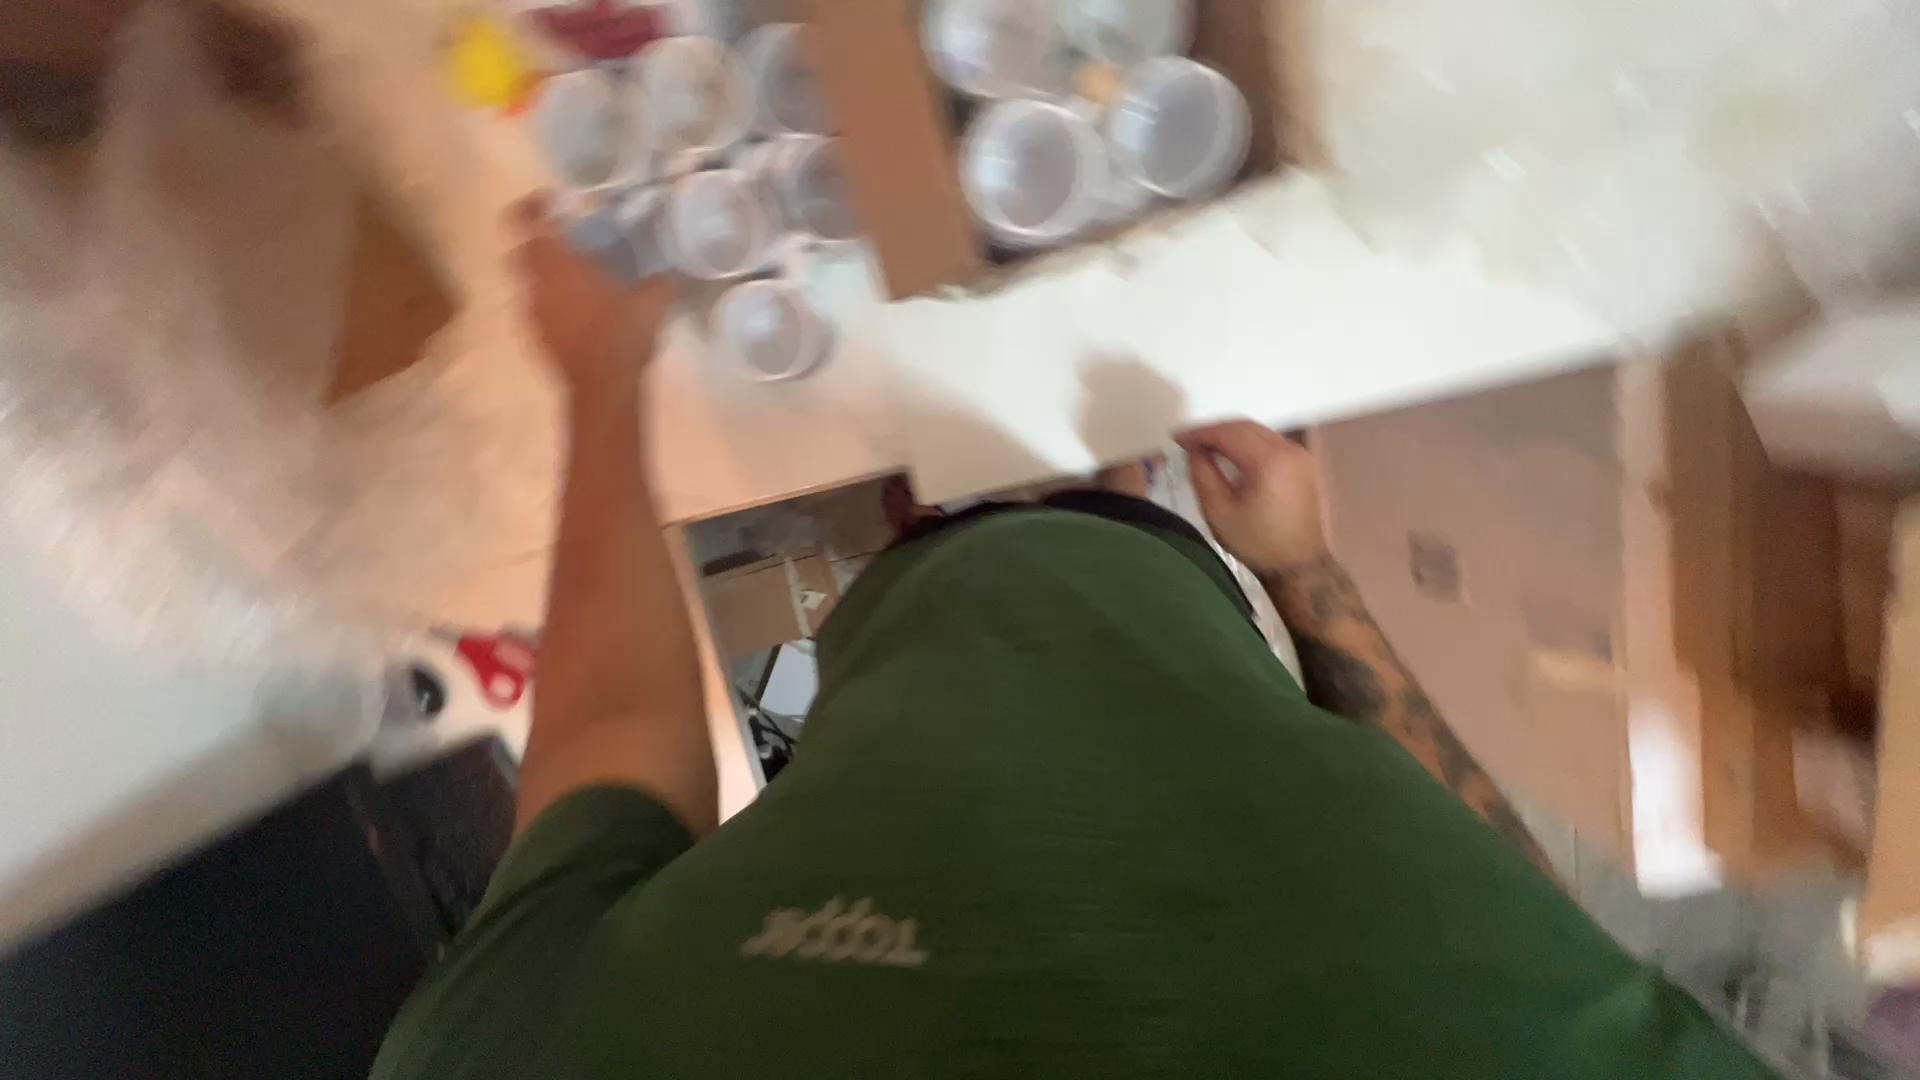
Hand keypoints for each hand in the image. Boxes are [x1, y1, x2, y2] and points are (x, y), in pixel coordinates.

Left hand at [510, 192, 675, 396]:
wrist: (603, 388)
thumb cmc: (621, 335)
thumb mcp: (651, 303)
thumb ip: (661, 283)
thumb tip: (675, 274)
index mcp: (557, 265)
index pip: (527, 222)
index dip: (533, 206)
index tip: (550, 202)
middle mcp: (535, 284)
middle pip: (522, 252)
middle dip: (539, 245)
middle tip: (566, 246)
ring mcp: (532, 314)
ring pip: (529, 285)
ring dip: (547, 280)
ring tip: (578, 287)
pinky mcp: (536, 340)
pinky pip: (539, 314)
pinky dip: (553, 309)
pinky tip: (580, 319)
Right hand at [1176, 419, 1328, 576]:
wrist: (1299, 565)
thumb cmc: (1255, 542)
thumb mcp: (1218, 511)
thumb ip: (1202, 473)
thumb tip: (1195, 450)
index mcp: (1269, 461)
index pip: (1228, 433)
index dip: (1200, 433)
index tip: (1177, 437)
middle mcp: (1289, 450)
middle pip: (1245, 427)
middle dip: (1214, 430)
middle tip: (1188, 440)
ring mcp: (1300, 456)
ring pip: (1259, 432)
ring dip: (1230, 435)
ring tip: (1205, 447)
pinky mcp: (1304, 465)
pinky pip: (1270, 442)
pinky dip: (1247, 443)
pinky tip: (1230, 455)